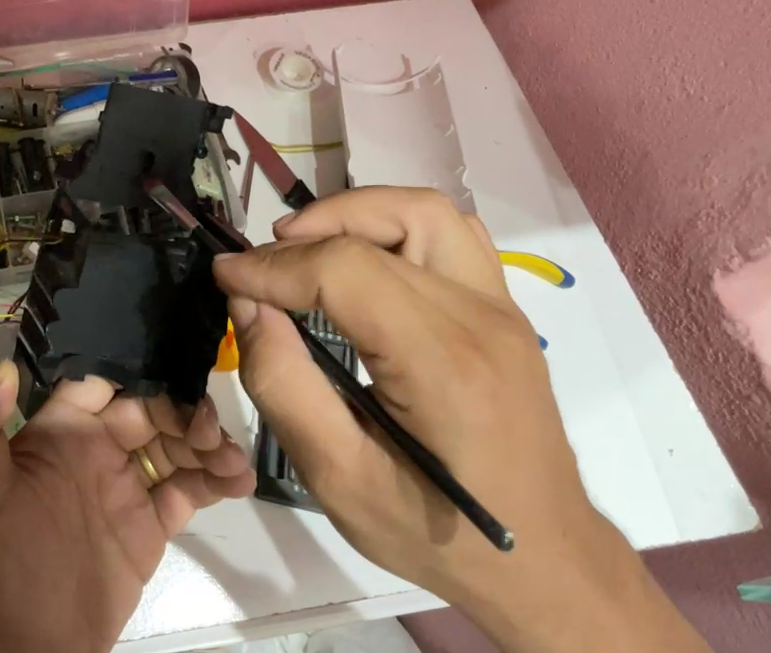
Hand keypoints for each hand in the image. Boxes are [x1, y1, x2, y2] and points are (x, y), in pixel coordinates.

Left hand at [0, 362, 254, 652]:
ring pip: (174, 447)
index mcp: (59, 431)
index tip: (169, 379)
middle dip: (183, 412)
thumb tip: (1, 368)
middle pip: (149, 411)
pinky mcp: (149, 522)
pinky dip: (215, 481)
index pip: (101, 385)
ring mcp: (125, 485)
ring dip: (208, 445)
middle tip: (211, 430)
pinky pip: (187, 490)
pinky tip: (239, 481)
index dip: (135, 376)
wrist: (26, 645)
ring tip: (233, 460)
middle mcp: (95, 448)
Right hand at [215, 187, 709, 652]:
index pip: (346, 270)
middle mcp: (480, 317)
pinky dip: (396, 223)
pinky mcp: (504, 308)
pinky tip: (365, 255)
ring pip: (427, 210)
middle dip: (308, 232)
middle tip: (263, 263)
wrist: (544, 561)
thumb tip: (248, 305)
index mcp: (441, 363)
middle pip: (387, 222)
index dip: (274, 265)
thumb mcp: (338, 479)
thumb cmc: (434, 531)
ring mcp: (501, 306)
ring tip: (308, 246)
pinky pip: (453, 230)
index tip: (226, 277)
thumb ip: (284, 386)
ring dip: (357, 213)